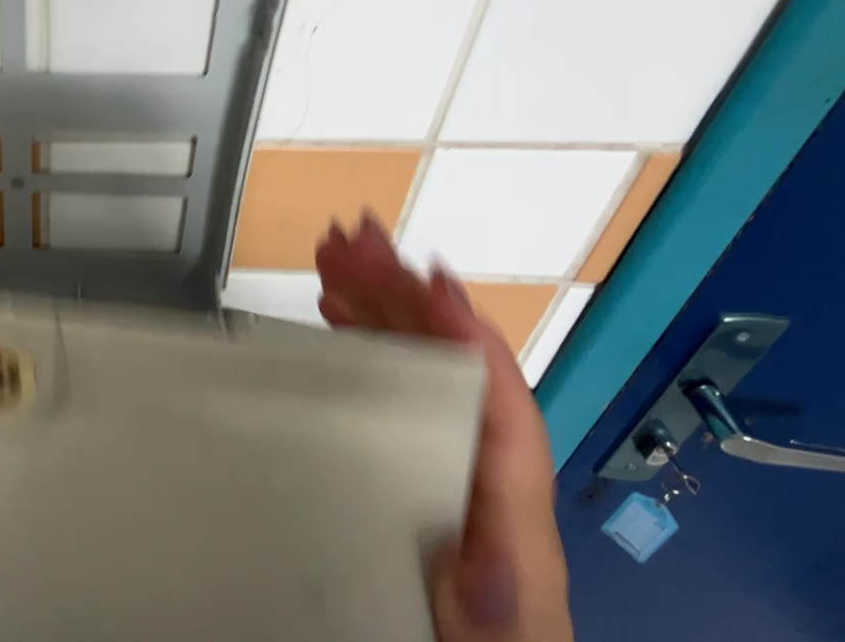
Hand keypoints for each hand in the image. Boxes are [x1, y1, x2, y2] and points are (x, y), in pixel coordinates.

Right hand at [315, 214, 572, 641]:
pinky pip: (390, 384)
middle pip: (448, 360)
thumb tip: (476, 497)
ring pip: (416, 360)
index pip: (494, 397)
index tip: (421, 275)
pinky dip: (363, 339)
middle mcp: (479, 463)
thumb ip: (501, 561)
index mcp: (507, 497)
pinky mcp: (406, 462)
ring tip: (337, 259)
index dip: (461, 330)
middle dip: (403, 293)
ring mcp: (442, 457)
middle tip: (355, 242)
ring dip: (377, 302)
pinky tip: (339, 313)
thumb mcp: (500, 610)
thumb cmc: (486, 633)